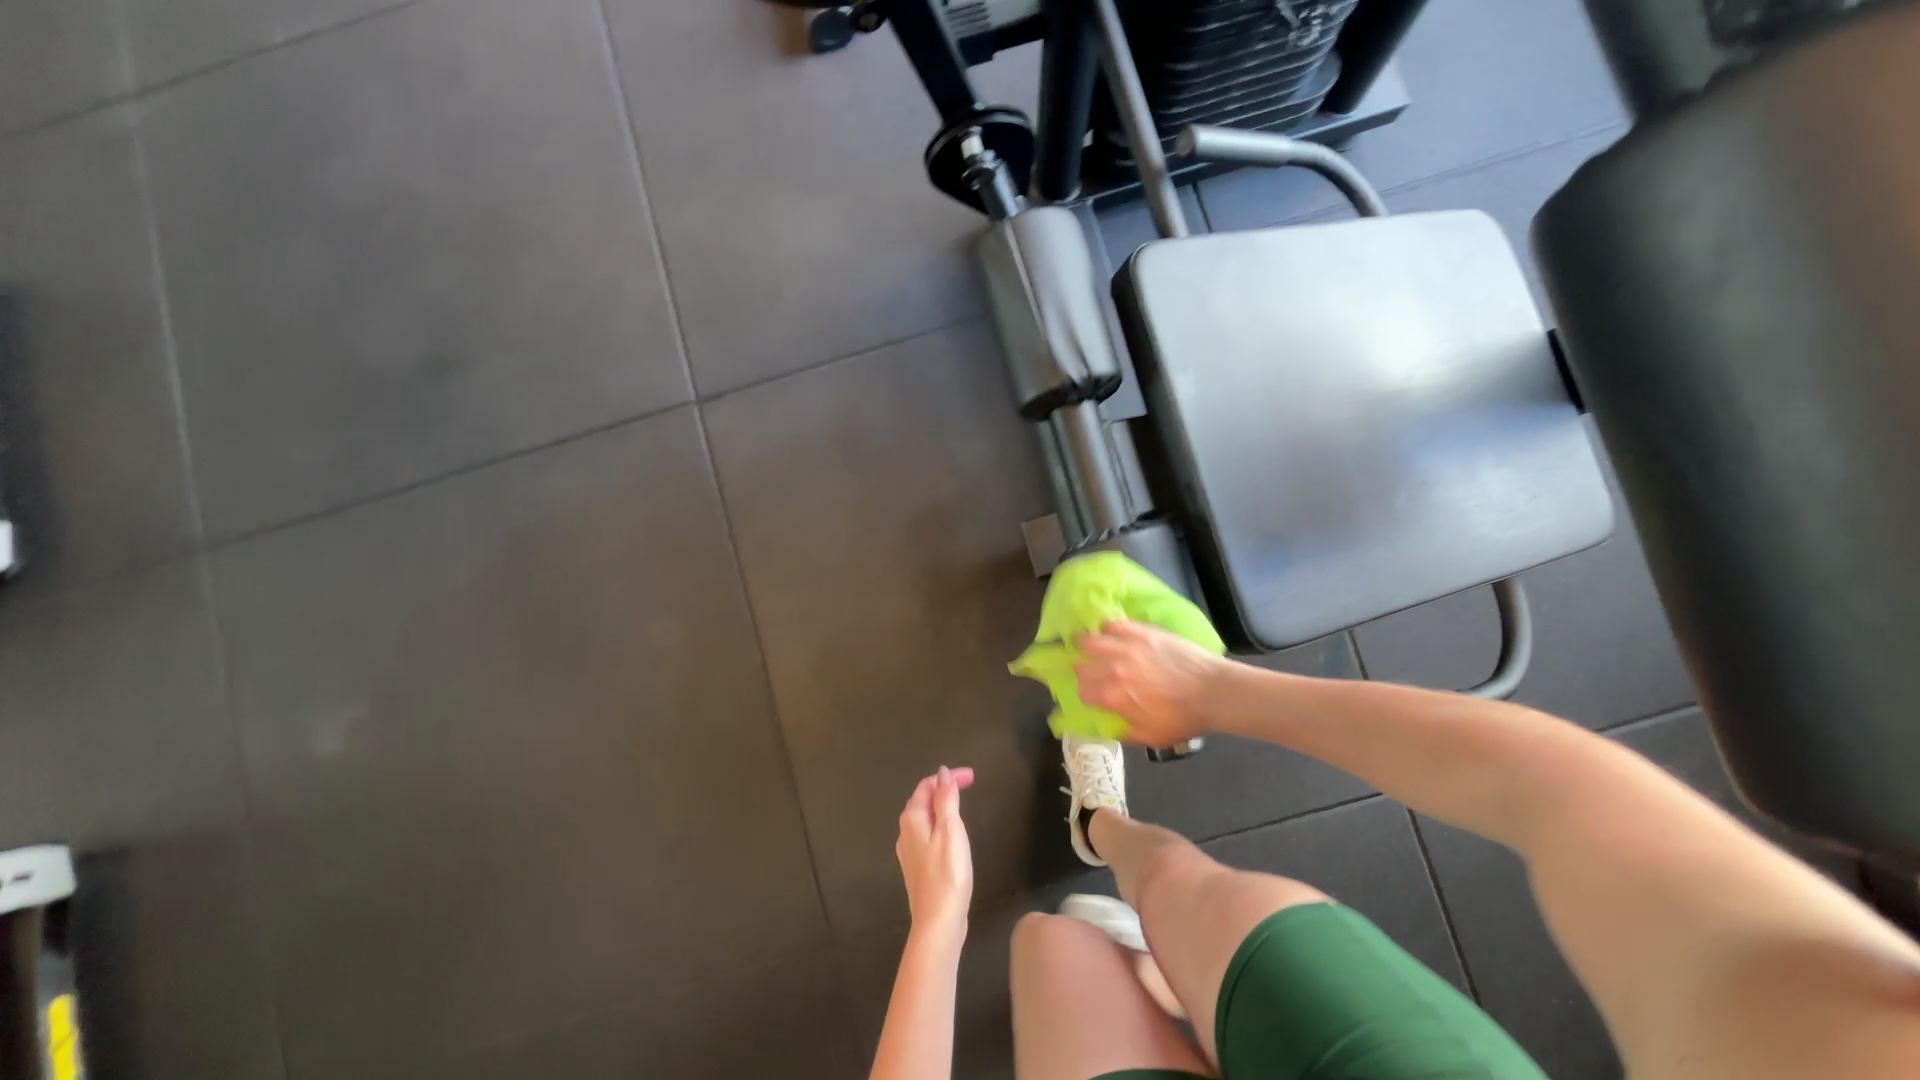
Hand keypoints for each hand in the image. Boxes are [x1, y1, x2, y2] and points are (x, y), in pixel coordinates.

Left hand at [896, 766, 974, 941]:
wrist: (938, 921)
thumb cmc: (947, 873)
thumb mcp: (951, 830)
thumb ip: (946, 800)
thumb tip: (942, 773)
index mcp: (912, 820)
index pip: (927, 786)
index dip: (948, 777)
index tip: (972, 776)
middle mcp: (906, 833)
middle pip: (923, 801)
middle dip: (944, 789)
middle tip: (969, 785)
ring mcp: (910, 853)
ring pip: (925, 819)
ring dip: (942, 807)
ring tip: (962, 804)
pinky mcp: (918, 869)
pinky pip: (927, 836)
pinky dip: (941, 826)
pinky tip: (952, 835)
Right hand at [1076, 620, 1224, 746]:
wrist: (1213, 692)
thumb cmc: (1184, 718)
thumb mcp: (1151, 737)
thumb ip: (1124, 733)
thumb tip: (1108, 728)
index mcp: (1111, 696)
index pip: (1082, 692)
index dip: (1088, 696)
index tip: (1096, 697)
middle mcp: (1111, 668)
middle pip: (1081, 666)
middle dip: (1087, 673)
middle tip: (1098, 675)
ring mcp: (1125, 646)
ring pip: (1090, 640)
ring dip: (1090, 648)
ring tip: (1097, 650)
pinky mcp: (1141, 631)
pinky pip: (1114, 624)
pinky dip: (1109, 629)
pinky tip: (1114, 635)